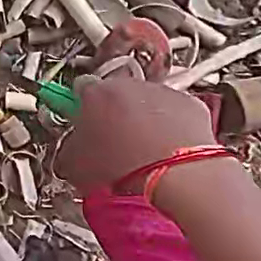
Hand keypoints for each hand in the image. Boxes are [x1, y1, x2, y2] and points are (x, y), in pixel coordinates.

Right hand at [56, 78, 217, 191]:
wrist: (178, 176)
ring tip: (143, 152)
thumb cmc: (124, 169)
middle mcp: (128, 84)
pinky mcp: (191, 104)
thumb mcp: (76, 165)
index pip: (80, 88)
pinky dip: (172, 126)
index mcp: (95, 93)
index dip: (80, 107)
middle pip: (115, 92)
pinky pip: (175, 112)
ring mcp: (162, 92)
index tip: (82, 121)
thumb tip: (72, 149)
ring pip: (146, 101)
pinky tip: (168, 151)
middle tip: (112, 143)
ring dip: (143, 119)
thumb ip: (69, 147)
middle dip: (113, 113)